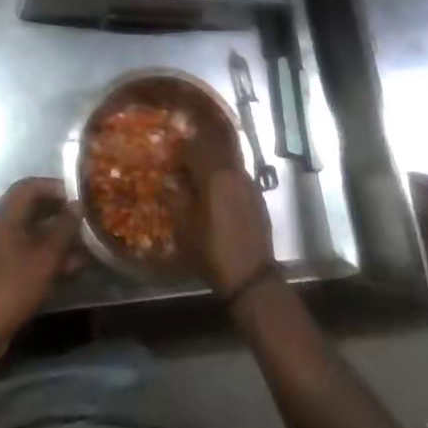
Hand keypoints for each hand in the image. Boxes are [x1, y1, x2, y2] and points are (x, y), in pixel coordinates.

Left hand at [0, 178, 79, 373]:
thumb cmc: (12, 287)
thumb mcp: (44, 259)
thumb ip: (63, 229)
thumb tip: (77, 205)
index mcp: (5, 215)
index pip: (30, 186)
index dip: (55, 186)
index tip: (79, 195)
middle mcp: (0, 224)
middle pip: (31, 207)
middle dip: (59, 212)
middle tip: (86, 220)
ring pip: (32, 231)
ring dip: (57, 236)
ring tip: (85, 245)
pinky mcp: (1, 267)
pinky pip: (28, 251)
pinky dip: (48, 254)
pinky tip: (72, 267)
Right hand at [179, 137, 274, 295]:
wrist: (251, 278)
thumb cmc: (212, 250)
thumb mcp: (184, 226)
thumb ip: (175, 196)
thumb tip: (170, 179)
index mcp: (214, 176)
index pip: (193, 149)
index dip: (178, 152)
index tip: (168, 161)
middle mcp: (235, 173)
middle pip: (213, 152)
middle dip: (196, 155)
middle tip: (182, 167)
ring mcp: (250, 185)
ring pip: (226, 165)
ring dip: (212, 168)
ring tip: (198, 183)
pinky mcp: (259, 199)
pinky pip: (237, 179)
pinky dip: (224, 181)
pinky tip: (217, 198)